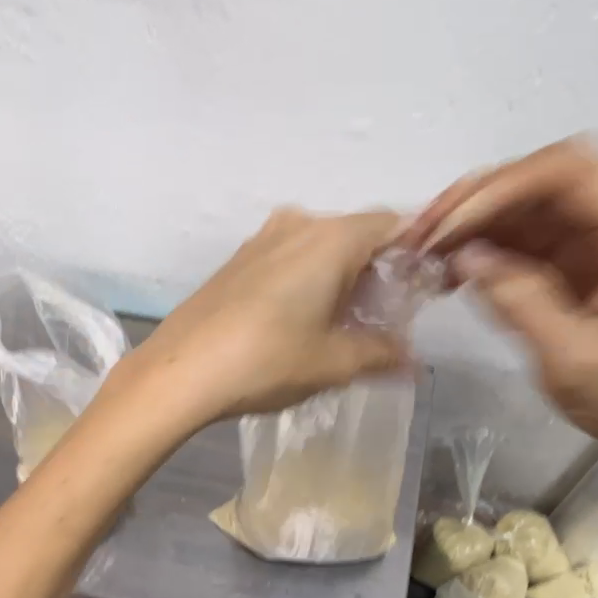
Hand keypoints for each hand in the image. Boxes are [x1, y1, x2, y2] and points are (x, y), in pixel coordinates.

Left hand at [108, 208, 410, 429]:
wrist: (179, 373)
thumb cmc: (265, 362)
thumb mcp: (334, 363)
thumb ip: (382, 354)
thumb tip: (413, 361)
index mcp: (332, 237)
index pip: (394, 224)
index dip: (414, 255)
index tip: (418, 294)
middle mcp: (298, 224)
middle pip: (356, 235)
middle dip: (375, 272)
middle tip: (379, 321)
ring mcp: (261, 240)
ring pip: (319, 248)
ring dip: (339, 279)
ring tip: (337, 329)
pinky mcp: (236, 261)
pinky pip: (288, 259)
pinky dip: (306, 282)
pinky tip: (296, 324)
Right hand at [399, 139, 597, 465]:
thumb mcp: (570, 356)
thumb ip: (517, 299)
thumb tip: (461, 255)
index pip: (568, 172)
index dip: (496, 191)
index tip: (442, 230)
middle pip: (549, 176)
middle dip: (481, 199)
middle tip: (424, 233)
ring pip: (536, 201)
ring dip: (480, 221)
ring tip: (428, 251)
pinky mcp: (594, 257)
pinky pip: (537, 234)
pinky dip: (492, 245)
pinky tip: (455, 266)